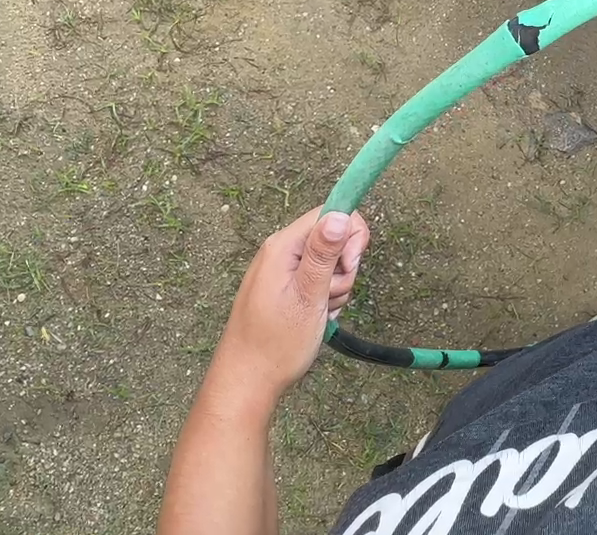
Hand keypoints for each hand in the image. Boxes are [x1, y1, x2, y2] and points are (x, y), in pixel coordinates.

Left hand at [204, 208, 369, 407]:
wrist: (246, 384)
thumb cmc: (276, 344)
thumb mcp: (307, 295)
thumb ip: (324, 253)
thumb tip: (339, 214)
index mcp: (283, 246)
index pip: (330, 212)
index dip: (350, 234)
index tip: (349, 265)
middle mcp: (281, 251)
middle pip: (333, 236)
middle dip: (343, 266)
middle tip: (329, 294)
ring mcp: (283, 269)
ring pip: (330, 261)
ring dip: (335, 286)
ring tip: (319, 310)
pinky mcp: (286, 286)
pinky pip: (319, 279)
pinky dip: (326, 296)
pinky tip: (316, 316)